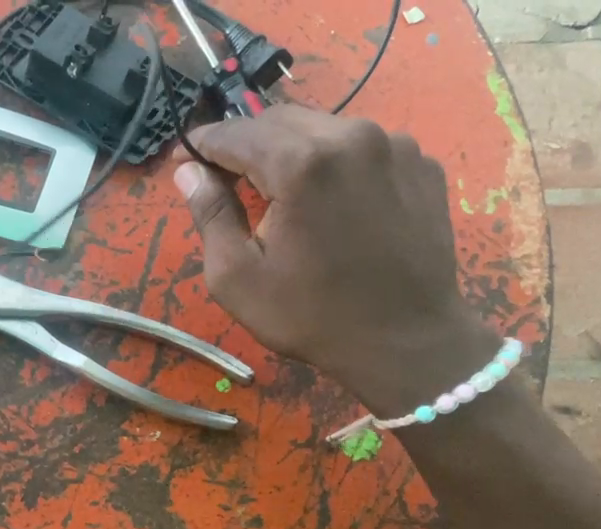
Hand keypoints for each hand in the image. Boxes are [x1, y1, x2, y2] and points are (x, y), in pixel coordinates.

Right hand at [173, 105, 499, 413]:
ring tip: (275, 190)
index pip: (236, 134)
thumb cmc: (307, 315)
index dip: (201, 144)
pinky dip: (333, 162)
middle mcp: (351, 135)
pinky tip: (326, 202)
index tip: (180, 158)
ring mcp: (394, 144)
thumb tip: (187, 173)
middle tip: (221, 175)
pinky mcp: (420, 161)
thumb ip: (210, 215)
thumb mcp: (237, 277)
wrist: (404, 338)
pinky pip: (362, 147)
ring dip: (289, 150)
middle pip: (280, 120)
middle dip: (244, 142)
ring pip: (323, 127)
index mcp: (300, 164)